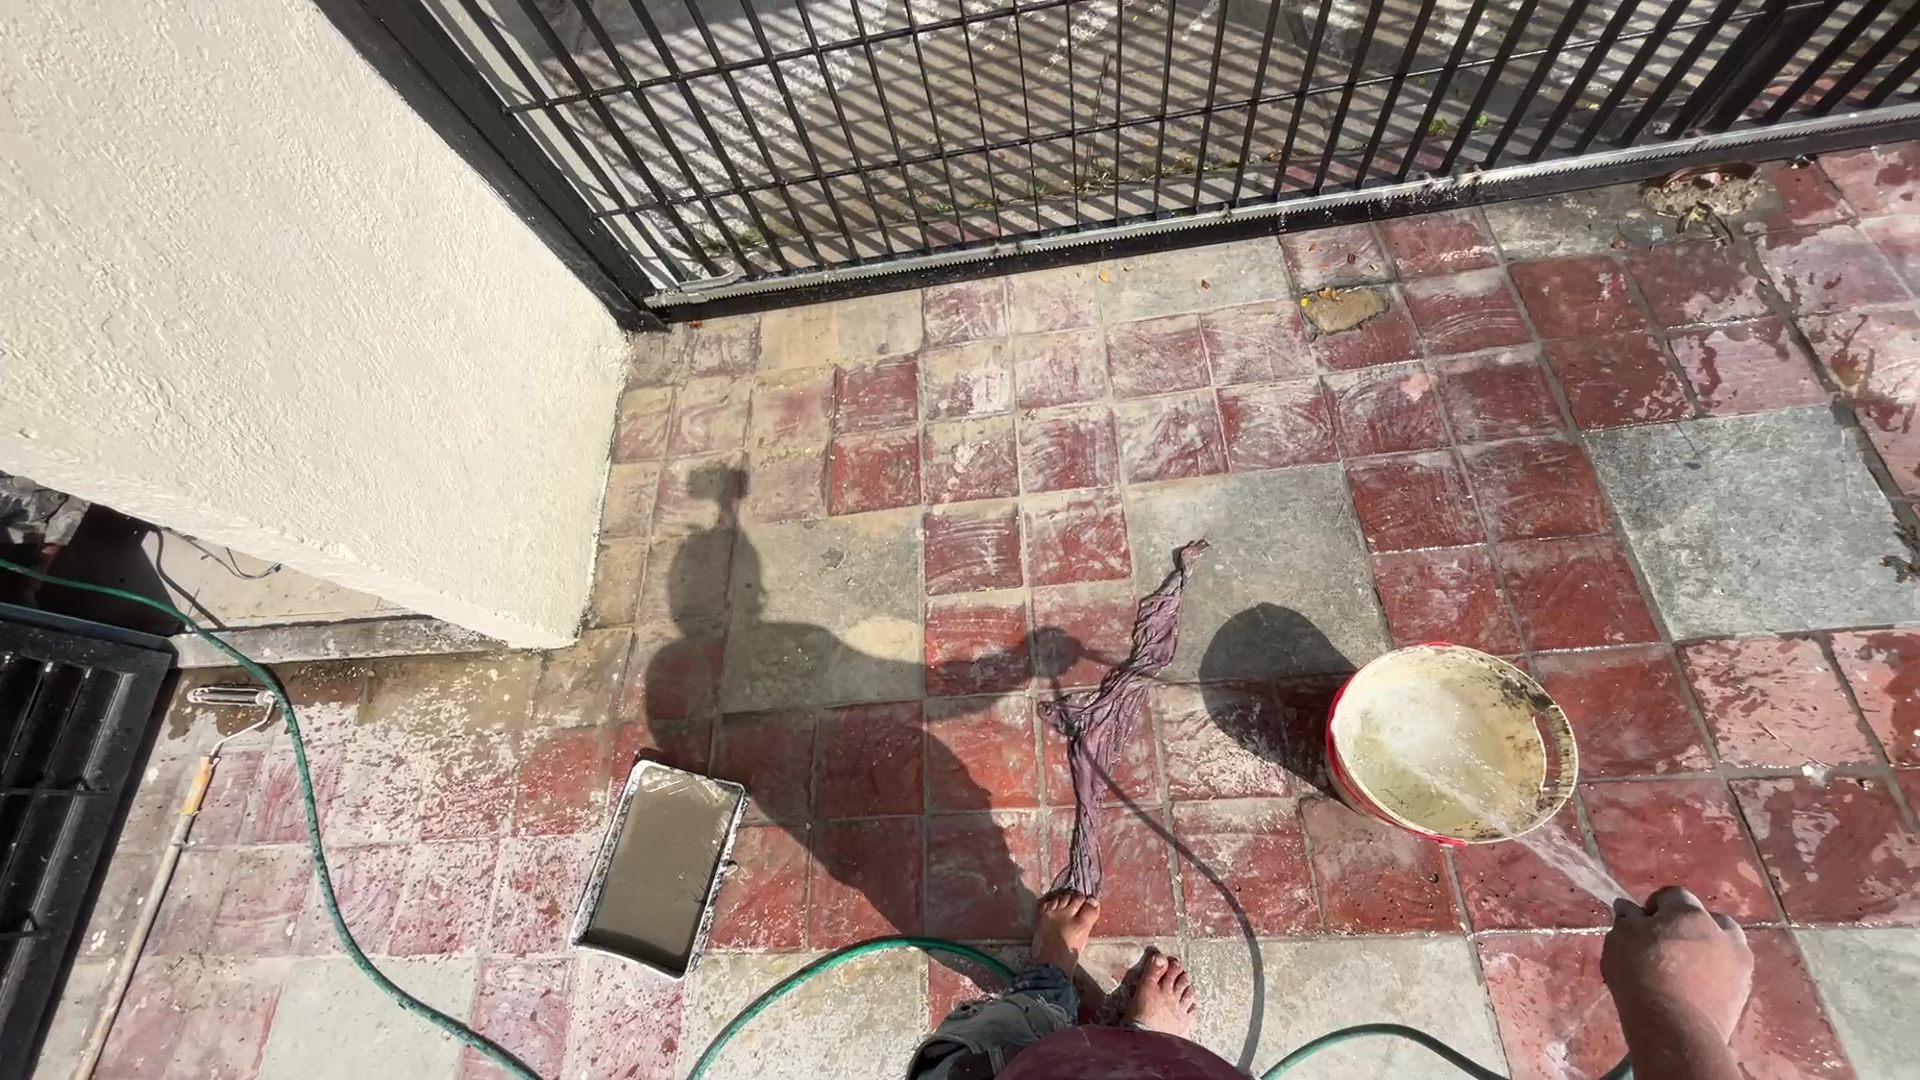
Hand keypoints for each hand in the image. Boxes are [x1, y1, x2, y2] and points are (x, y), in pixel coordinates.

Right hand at [1602, 886, 1753, 1042]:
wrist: (1673, 1023)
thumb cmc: (1640, 971)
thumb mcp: (1620, 936)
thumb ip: (1628, 918)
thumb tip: (1630, 910)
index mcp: (1691, 915)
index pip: (1674, 894)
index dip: (1655, 904)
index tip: (1640, 922)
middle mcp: (1723, 935)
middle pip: (1709, 918)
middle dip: (1690, 924)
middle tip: (1665, 940)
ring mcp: (1739, 965)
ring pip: (1724, 945)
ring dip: (1706, 947)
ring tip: (1682, 964)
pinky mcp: (1744, 992)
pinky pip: (1728, 970)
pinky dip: (1713, 971)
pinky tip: (1692, 983)